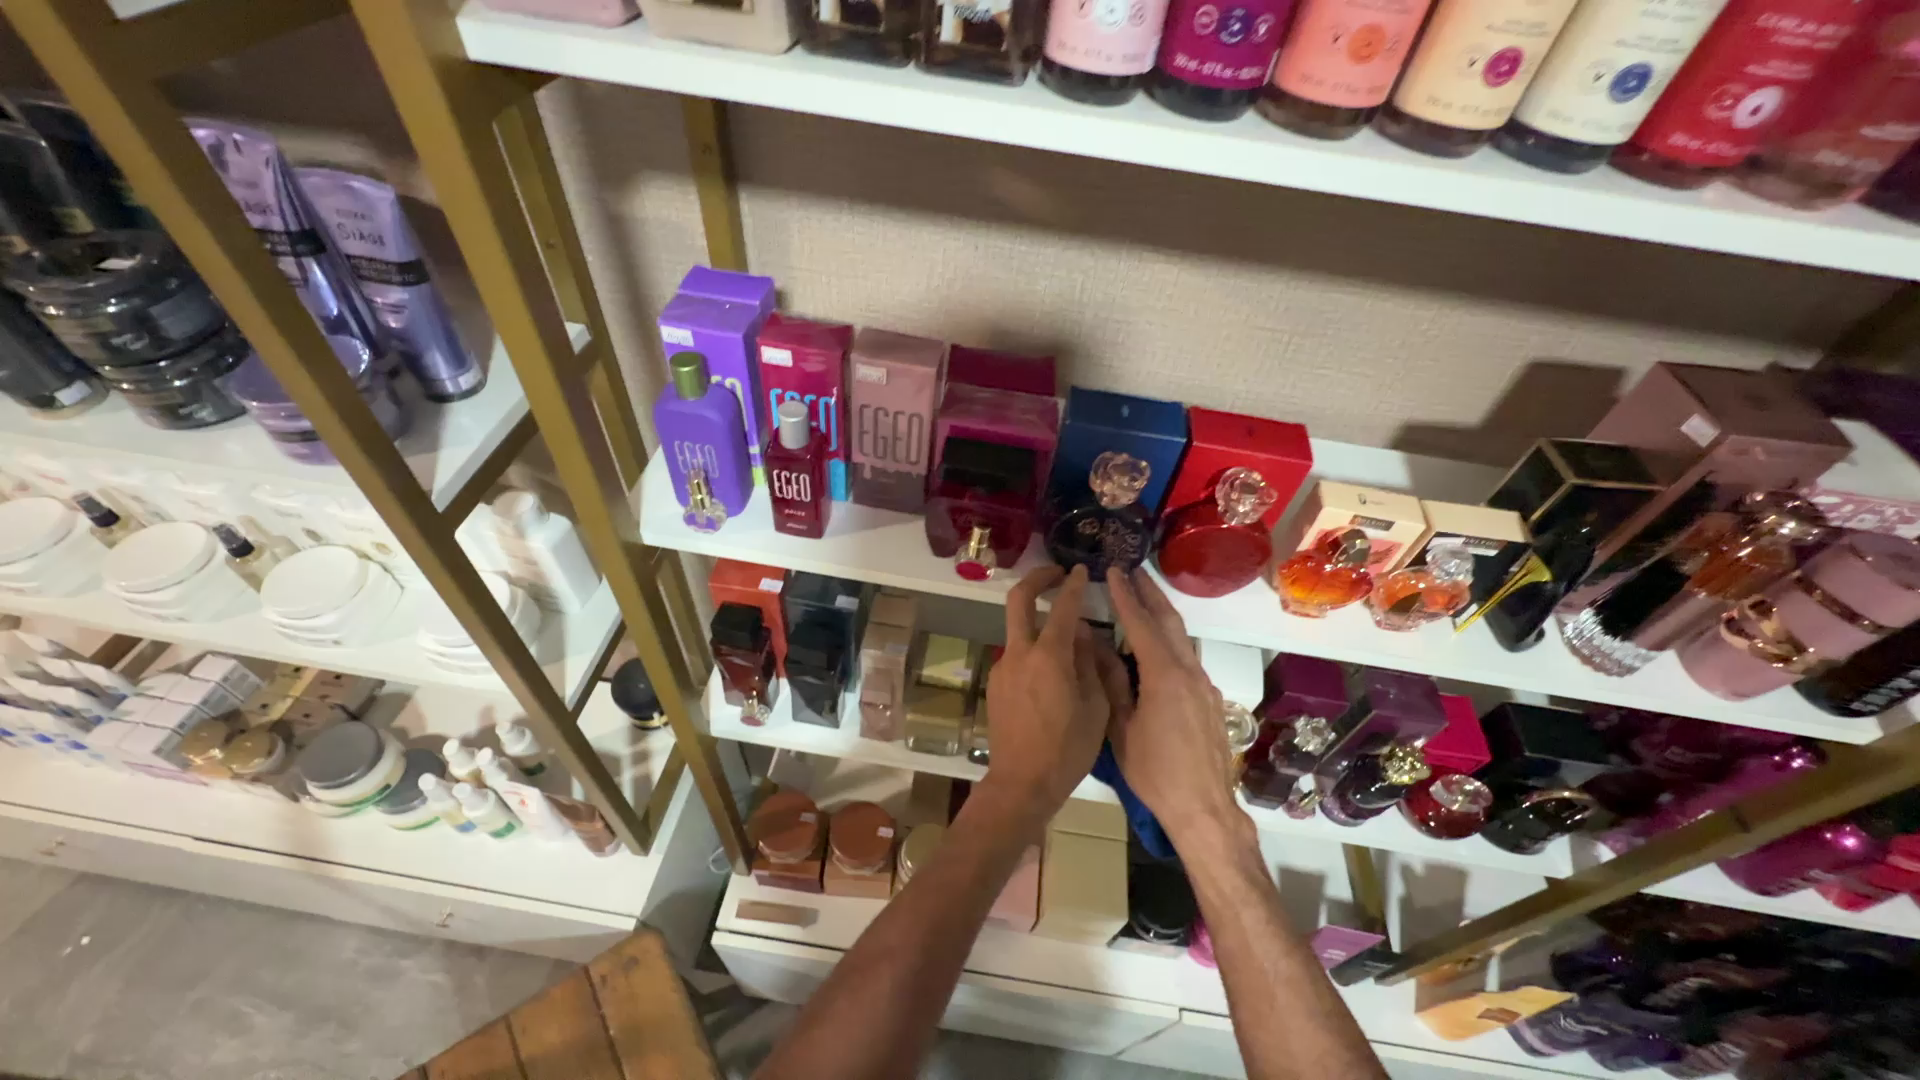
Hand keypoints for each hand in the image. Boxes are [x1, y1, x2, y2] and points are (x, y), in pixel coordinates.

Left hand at [982, 565, 1111, 820]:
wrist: (1021, 783)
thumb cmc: (1068, 749)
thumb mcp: (1095, 706)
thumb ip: (1088, 662)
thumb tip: (1081, 632)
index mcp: (1049, 656)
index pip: (1062, 607)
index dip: (1072, 585)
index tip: (1079, 570)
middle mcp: (1019, 653)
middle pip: (1019, 599)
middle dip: (1037, 578)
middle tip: (1056, 573)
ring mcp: (1002, 668)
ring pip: (1018, 630)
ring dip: (1037, 622)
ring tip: (1067, 641)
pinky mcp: (995, 684)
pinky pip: (1017, 656)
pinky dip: (1034, 651)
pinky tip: (1052, 675)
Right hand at [1104, 566, 1242, 844]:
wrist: (1204, 808)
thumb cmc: (1154, 772)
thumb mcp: (1121, 727)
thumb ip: (1111, 682)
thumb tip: (1097, 645)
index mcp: (1164, 675)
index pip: (1141, 624)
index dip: (1125, 596)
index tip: (1113, 572)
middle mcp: (1189, 672)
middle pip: (1169, 622)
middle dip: (1151, 595)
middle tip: (1134, 571)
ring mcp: (1204, 686)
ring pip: (1182, 640)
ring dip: (1162, 616)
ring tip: (1144, 601)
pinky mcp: (1210, 701)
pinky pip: (1188, 658)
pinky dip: (1171, 641)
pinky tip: (1159, 647)